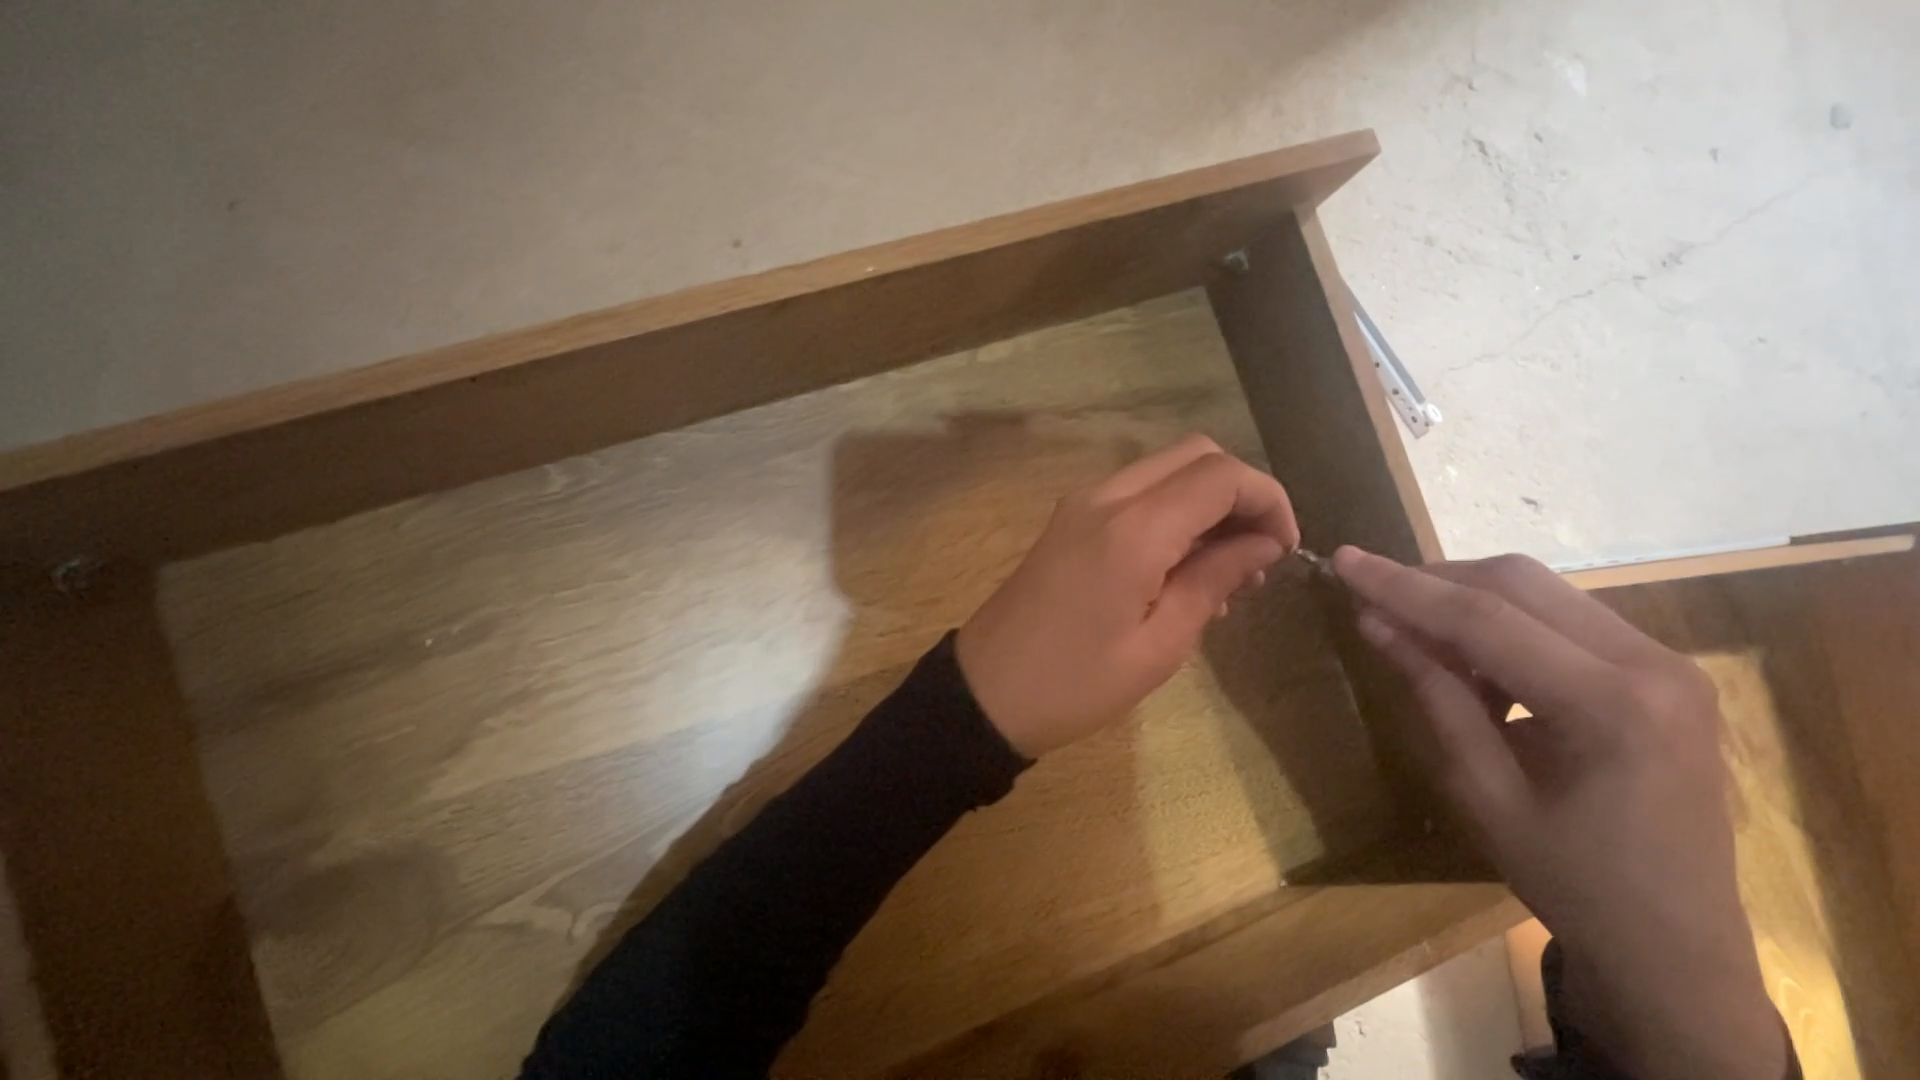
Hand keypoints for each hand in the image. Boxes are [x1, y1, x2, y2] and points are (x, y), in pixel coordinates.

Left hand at [956, 435, 1297, 758]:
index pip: (1221, 475)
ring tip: (1228, 573)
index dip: (1268, 500)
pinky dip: (1172, 513)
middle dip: (1240, 493)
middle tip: (1259, 556)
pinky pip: (1136, 494)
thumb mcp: (1159, 646)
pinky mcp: (1069, 519)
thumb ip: (1214, 581)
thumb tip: (1263, 545)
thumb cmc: (1075, 683)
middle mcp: (1106, 497)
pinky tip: (1184, 569)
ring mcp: (1082, 503)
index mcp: (1132, 529)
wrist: (985, 692)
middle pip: (1195, 455)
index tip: (1285, 549)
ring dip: (1206, 503)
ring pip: (1165, 470)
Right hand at [1333, 547, 1786, 1079]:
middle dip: (1434, 581)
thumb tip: (1376, 622)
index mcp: (1612, 704)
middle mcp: (1652, 662)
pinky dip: (1505, 622)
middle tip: (1369, 594)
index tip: (1343, 561)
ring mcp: (1667, 662)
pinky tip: (1468, 654)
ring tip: (1410, 627)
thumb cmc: (1571, 880)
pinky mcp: (1662, 671)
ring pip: (1543, 591)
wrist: (1676, 944)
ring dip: (1468, 598)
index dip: (1403, 587)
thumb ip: (1434, 693)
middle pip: (1519, 584)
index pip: (1485, 619)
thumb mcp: (1481, 790)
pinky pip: (1566, 618)